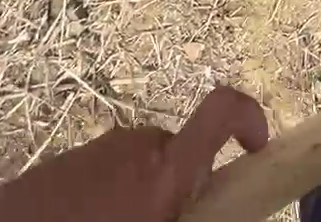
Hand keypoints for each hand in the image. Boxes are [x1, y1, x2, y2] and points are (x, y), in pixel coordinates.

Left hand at [0, 86, 268, 221]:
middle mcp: (137, 146)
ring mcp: (96, 151)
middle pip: (182, 151)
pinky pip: (105, 174)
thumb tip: (199, 211)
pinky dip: (107, 202)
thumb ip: (181, 214)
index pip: (223, 109)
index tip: (257, 150)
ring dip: (142, 199)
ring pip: (141, 167)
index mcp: (164, 172)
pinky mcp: (62, 162)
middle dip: (183, 189)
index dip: (251, 118)